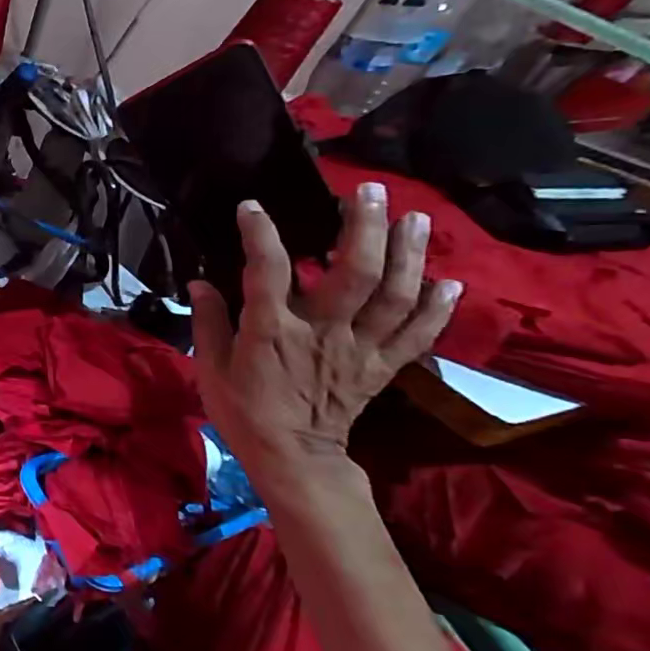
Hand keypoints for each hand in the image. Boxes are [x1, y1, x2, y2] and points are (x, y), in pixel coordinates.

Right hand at [187, 183, 464, 481]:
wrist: (293, 457)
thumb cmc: (242, 410)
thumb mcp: (209, 367)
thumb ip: (208, 322)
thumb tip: (201, 282)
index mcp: (272, 332)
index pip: (267, 271)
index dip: (260, 234)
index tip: (252, 207)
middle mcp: (323, 333)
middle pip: (355, 274)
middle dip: (365, 228)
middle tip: (368, 192)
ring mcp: (361, 349)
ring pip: (396, 295)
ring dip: (410, 254)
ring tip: (415, 218)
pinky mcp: (384, 366)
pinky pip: (418, 334)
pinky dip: (438, 307)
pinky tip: (447, 281)